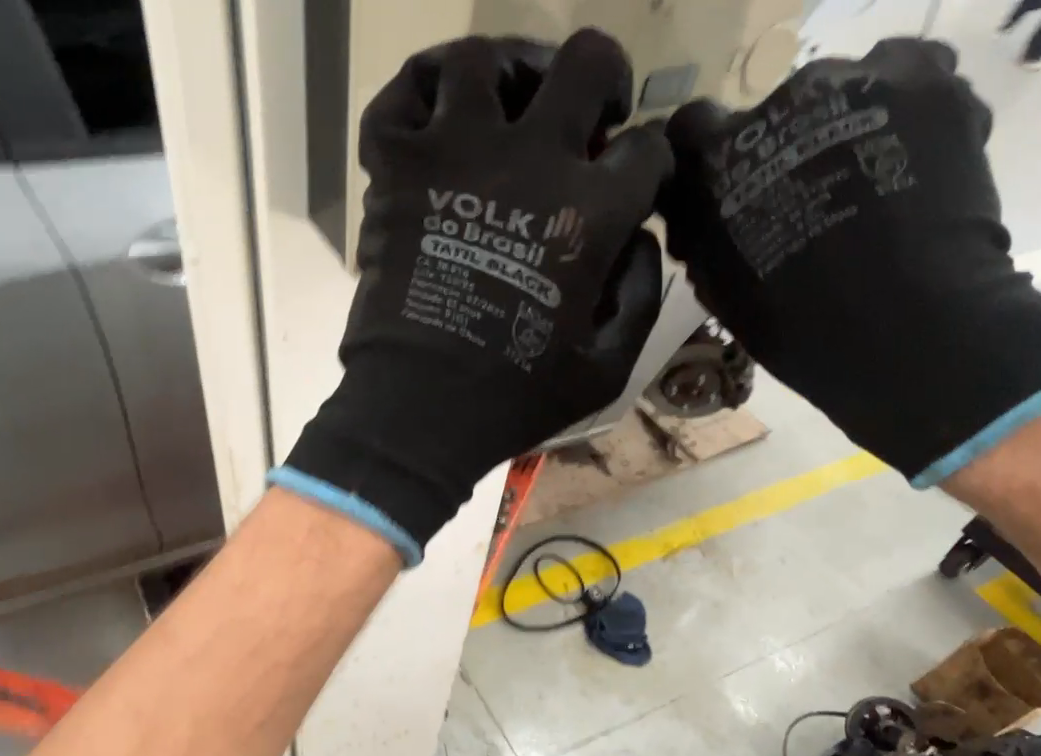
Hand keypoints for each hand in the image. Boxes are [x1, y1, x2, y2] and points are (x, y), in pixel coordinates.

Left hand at [273, 30, 670, 564]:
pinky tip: (441, 109)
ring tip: (511, 101)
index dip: (646, 160)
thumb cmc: (513, 398)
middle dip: (601, 79)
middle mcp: (528, 161)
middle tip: (587, 115)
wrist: (418, 410)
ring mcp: (452, 156)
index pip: (646, 146)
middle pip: (584, 62)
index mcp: (591, 211)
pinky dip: (418, 91)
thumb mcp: (608, 368)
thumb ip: (639, 293)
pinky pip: (396, 98)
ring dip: (507, 69)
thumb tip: (637, 236)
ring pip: (480, 59)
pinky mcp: (394, 170)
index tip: (631, 179)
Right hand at [657, 38, 1040, 485]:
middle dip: (784, 146)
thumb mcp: (720, 285)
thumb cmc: (802, 328)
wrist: (912, 327)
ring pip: (841, 89)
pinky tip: (909, 159)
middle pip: (773, 111)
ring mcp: (857, 84)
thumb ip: (701, 234)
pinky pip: (907, 77)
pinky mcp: (925, 81)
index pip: (689, 128)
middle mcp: (779, 105)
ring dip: (845, 125)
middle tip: (808, 193)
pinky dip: (905, 110)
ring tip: (868, 180)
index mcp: (716, 160)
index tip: (722, 185)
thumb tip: (695, 212)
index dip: (704, 155)